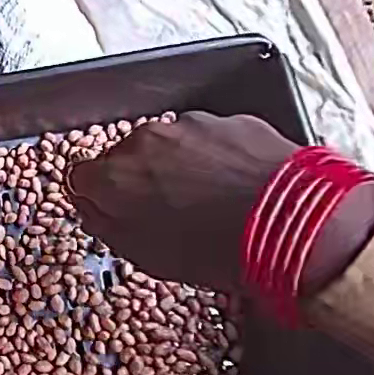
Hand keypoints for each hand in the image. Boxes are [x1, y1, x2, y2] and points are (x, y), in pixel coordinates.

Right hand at [68, 114, 297, 288]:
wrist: (294, 225)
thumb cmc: (213, 248)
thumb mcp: (142, 254)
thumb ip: (104, 223)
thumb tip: (89, 205)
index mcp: (113, 176)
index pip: (79, 175)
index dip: (94, 193)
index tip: (108, 206)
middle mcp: (142, 141)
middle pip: (121, 157)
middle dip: (135, 178)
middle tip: (162, 209)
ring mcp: (187, 126)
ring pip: (164, 144)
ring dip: (172, 165)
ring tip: (202, 198)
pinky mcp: (227, 120)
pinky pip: (205, 138)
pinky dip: (210, 156)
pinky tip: (229, 184)